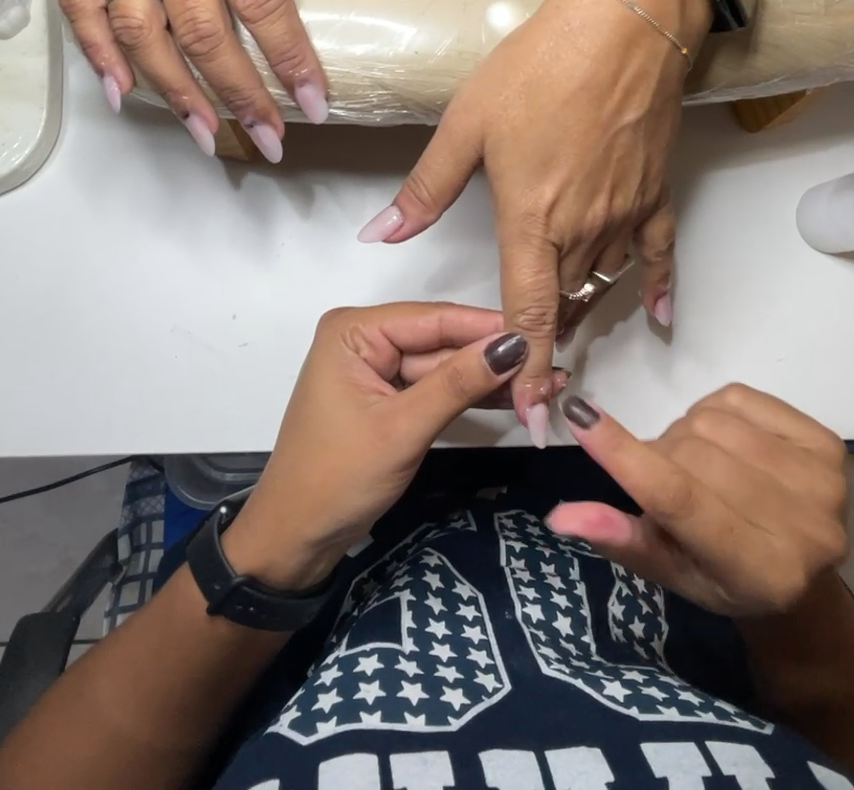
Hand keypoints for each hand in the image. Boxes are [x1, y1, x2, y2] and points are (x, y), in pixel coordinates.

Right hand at [59, 0, 387, 159]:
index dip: (288, 57)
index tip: (313, 104)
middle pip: (201, 28)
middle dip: (237, 93)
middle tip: (267, 139)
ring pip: (139, 29)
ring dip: (173, 89)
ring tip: (207, 135)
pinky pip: (80, 5)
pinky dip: (98, 54)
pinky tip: (124, 95)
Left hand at [221, 304, 532, 590]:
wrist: (299, 536)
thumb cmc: (338, 478)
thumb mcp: (402, 428)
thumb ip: (458, 383)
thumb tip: (514, 344)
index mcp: (353, 331)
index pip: (433, 318)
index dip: (489, 326)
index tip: (543, 331)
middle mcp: (364, 339)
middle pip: (441, 340)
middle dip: (494, 356)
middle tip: (554, 364)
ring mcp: (376, 369)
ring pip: (443, 365)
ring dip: (489, 378)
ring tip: (548, 382)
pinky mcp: (388, 397)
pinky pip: (435, 387)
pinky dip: (469, 396)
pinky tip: (514, 397)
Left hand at [359, 0, 708, 439]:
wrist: (622, 22)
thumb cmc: (539, 68)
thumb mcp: (466, 125)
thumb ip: (426, 191)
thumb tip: (382, 234)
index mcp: (531, 219)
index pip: (527, 313)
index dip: (526, 368)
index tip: (531, 415)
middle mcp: (583, 228)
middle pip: (562, 302)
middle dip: (545, 339)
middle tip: (530, 367)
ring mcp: (626, 212)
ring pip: (598, 278)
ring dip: (578, 306)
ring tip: (562, 330)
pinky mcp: (656, 192)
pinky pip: (659, 252)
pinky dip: (656, 285)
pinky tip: (658, 315)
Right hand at [545, 384, 847, 617]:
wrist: (799, 574)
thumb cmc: (720, 577)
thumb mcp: (666, 569)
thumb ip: (619, 538)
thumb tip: (559, 516)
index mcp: (759, 572)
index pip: (679, 501)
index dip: (626, 457)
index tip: (579, 416)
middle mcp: (804, 528)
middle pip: (691, 453)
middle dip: (658, 455)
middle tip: (662, 475)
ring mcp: (822, 482)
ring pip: (711, 421)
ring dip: (684, 434)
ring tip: (694, 463)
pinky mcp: (829, 444)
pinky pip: (740, 397)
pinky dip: (715, 410)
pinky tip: (723, 440)